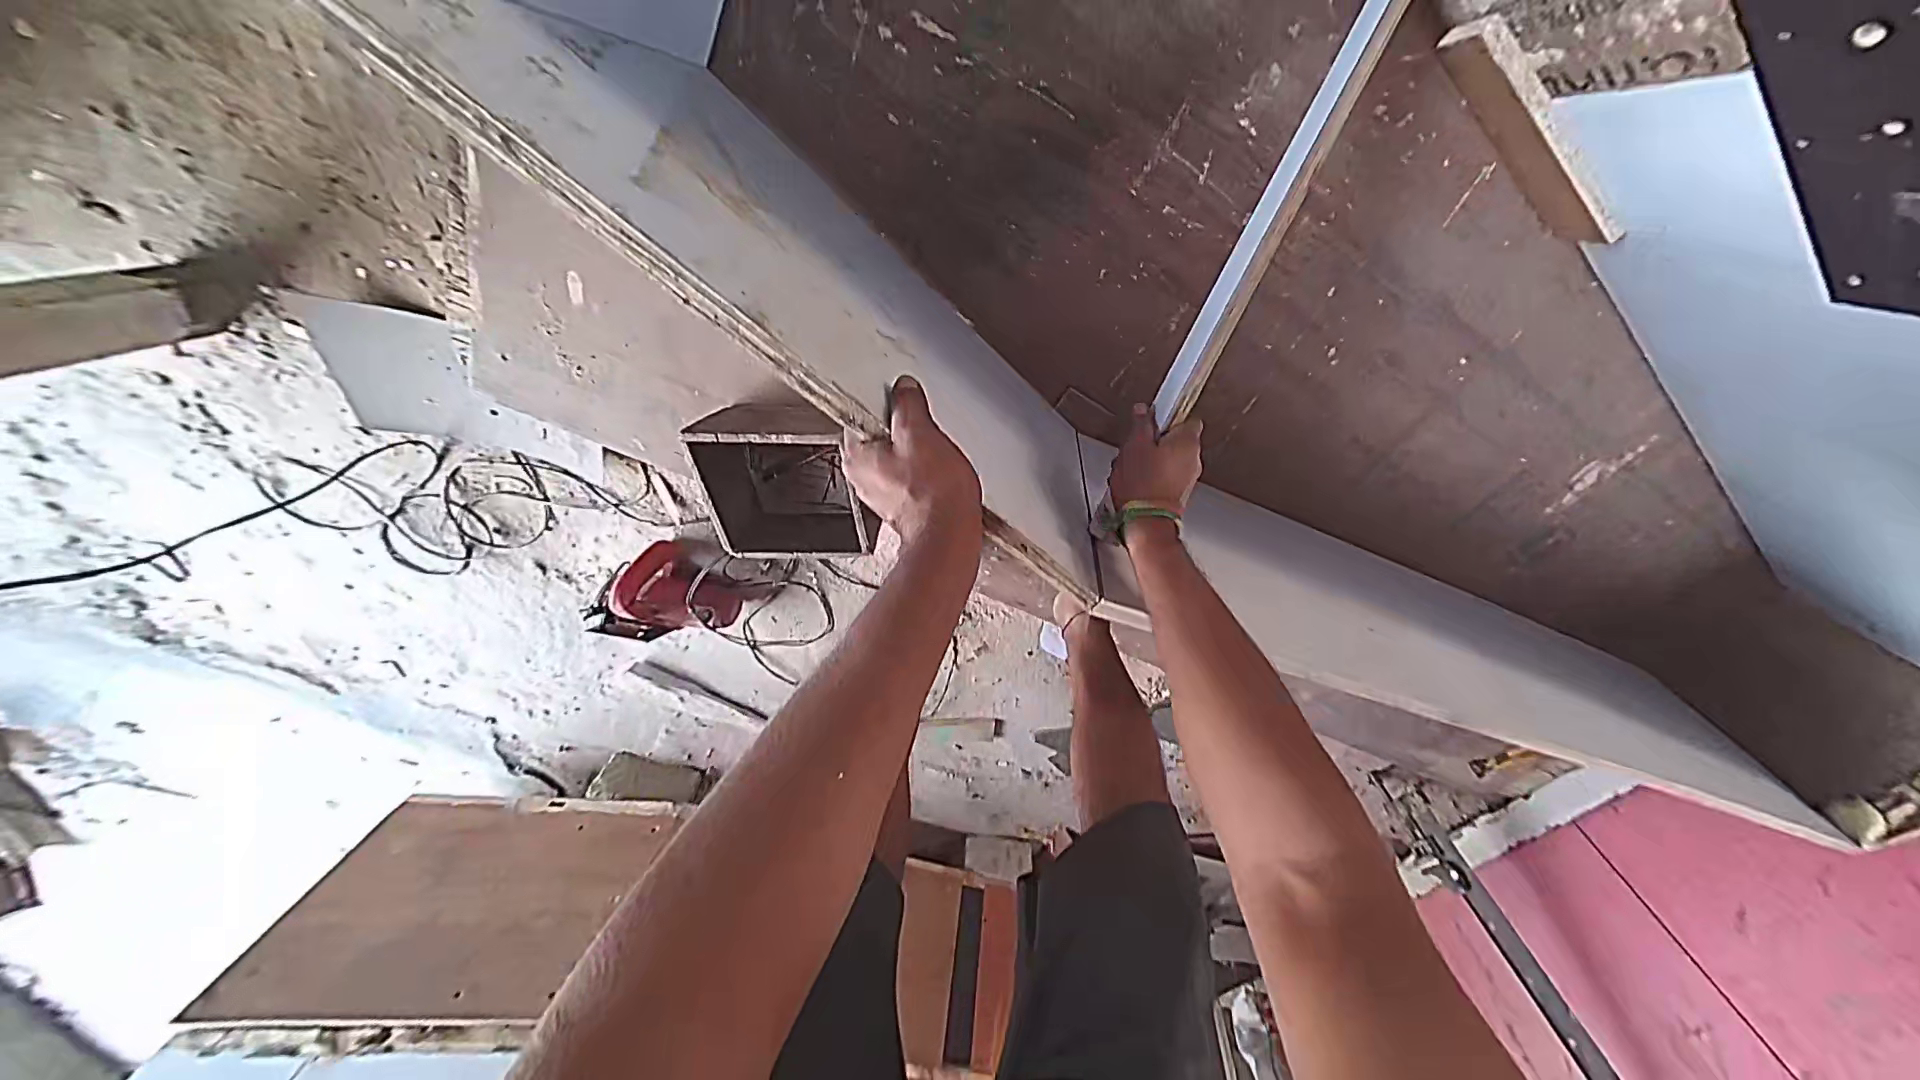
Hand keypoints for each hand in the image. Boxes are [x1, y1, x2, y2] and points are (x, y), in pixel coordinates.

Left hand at [843, 376, 982, 544]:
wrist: (950, 533)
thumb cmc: (933, 494)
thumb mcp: (921, 432)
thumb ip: (908, 404)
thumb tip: (905, 391)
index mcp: (855, 456)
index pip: (861, 415)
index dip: (887, 405)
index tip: (905, 402)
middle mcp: (862, 477)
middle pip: (881, 437)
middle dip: (905, 431)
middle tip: (927, 434)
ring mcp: (881, 493)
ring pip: (897, 458)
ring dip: (917, 454)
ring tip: (935, 458)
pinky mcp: (901, 505)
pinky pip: (910, 478)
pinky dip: (924, 475)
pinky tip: (938, 476)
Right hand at [1108, 403, 1201, 513]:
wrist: (1146, 521)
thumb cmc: (1143, 485)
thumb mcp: (1134, 445)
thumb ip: (1141, 424)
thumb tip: (1143, 411)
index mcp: (1188, 441)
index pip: (1187, 418)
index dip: (1168, 417)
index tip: (1152, 419)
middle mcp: (1194, 459)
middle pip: (1177, 440)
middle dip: (1156, 442)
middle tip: (1136, 445)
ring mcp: (1188, 478)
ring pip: (1170, 460)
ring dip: (1153, 460)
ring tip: (1132, 467)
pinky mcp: (1179, 494)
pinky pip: (1167, 477)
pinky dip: (1154, 477)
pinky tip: (1137, 483)